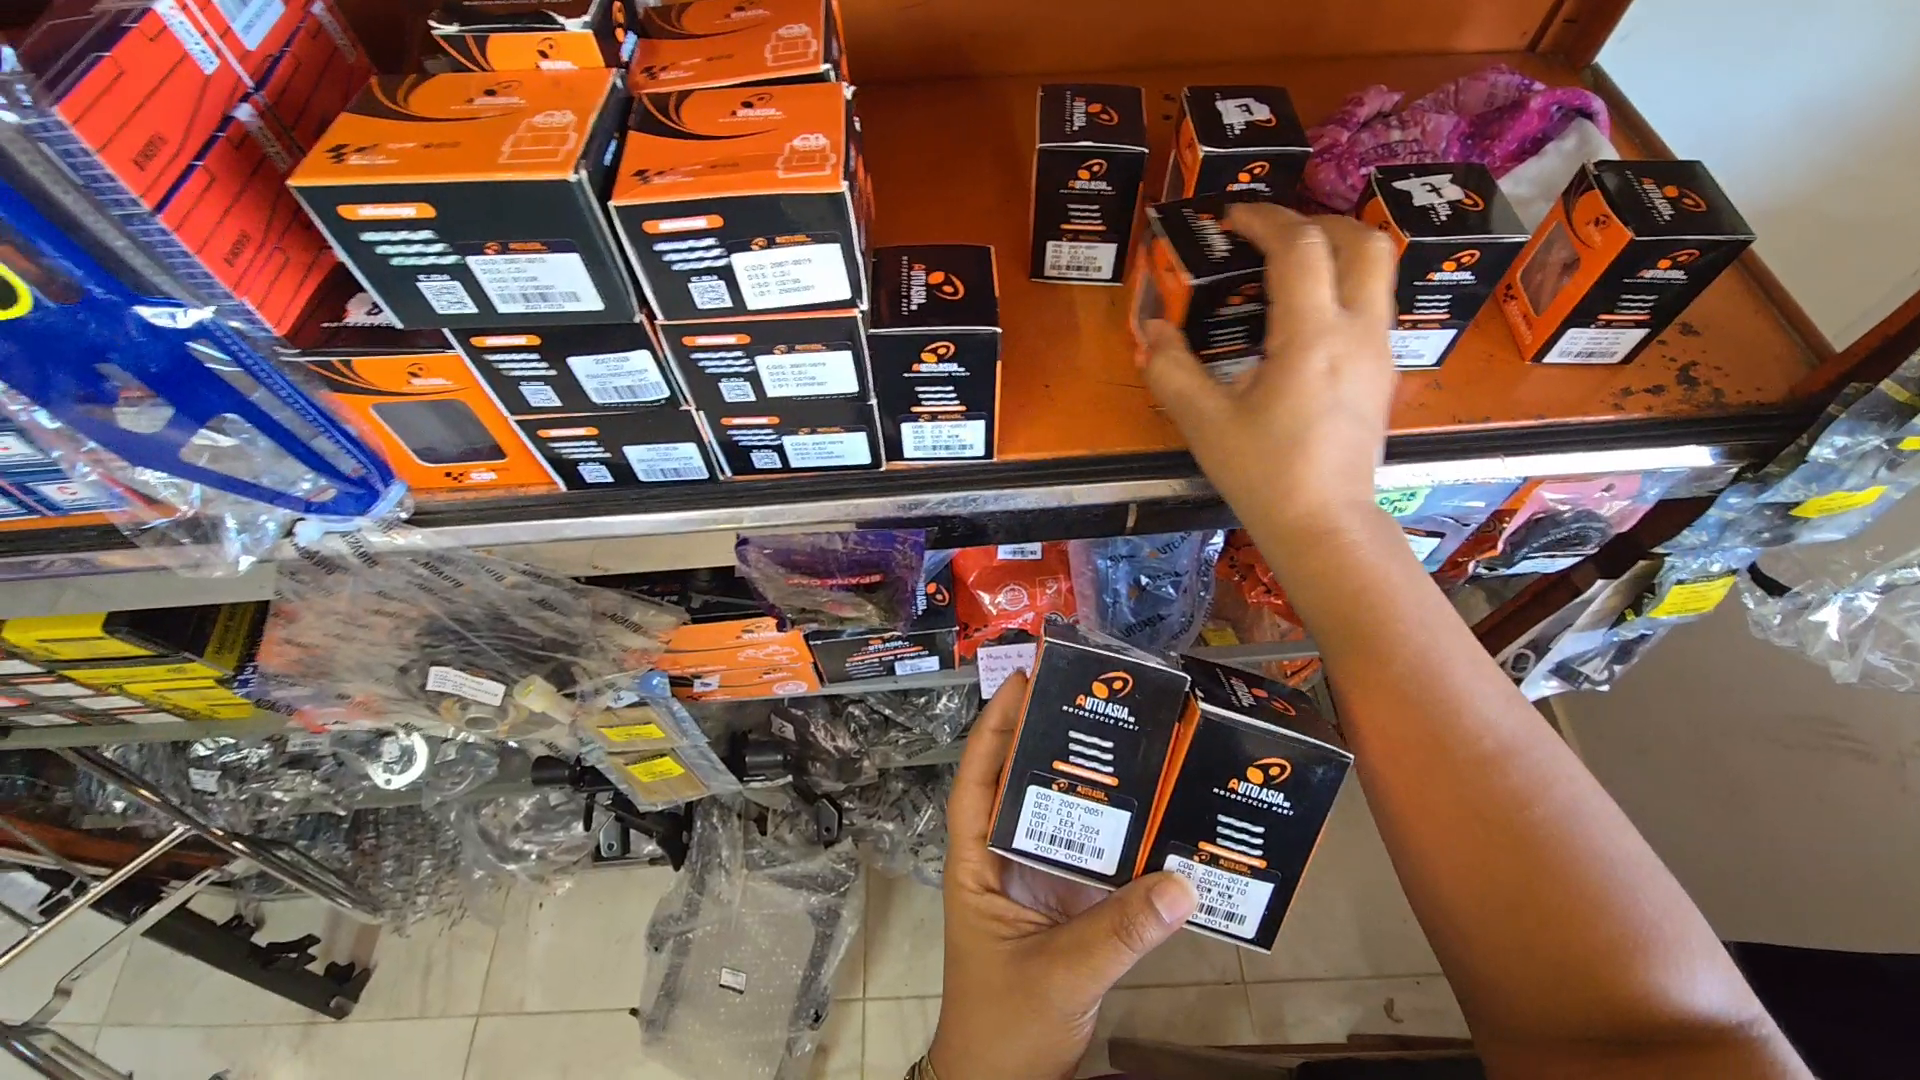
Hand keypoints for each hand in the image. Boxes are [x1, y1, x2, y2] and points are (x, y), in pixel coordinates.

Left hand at [927, 673, 1197, 1079]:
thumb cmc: (1007, 1025)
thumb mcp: (1060, 974)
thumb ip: (1120, 931)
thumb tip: (1186, 882)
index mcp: (977, 864)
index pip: (977, 782)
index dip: (993, 731)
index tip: (1021, 684)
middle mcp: (1004, 862)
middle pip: (1021, 788)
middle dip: (1049, 742)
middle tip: (1091, 698)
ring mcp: (1037, 884)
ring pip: (1060, 820)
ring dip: (1089, 786)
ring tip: (1129, 738)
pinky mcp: (1067, 909)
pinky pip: (1093, 861)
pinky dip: (1119, 839)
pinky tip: (1155, 815)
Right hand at [1140, 202, 1398, 545]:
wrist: (1324, 524)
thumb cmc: (1263, 475)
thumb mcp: (1204, 423)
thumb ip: (1171, 369)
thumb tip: (1153, 329)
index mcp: (1311, 337)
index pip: (1299, 246)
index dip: (1263, 218)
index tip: (1229, 218)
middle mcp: (1358, 331)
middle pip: (1361, 240)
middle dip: (1314, 222)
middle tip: (1269, 234)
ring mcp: (1379, 351)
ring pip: (1378, 269)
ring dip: (1336, 249)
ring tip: (1289, 265)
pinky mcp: (1383, 372)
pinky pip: (1374, 303)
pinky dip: (1343, 284)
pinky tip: (1305, 315)